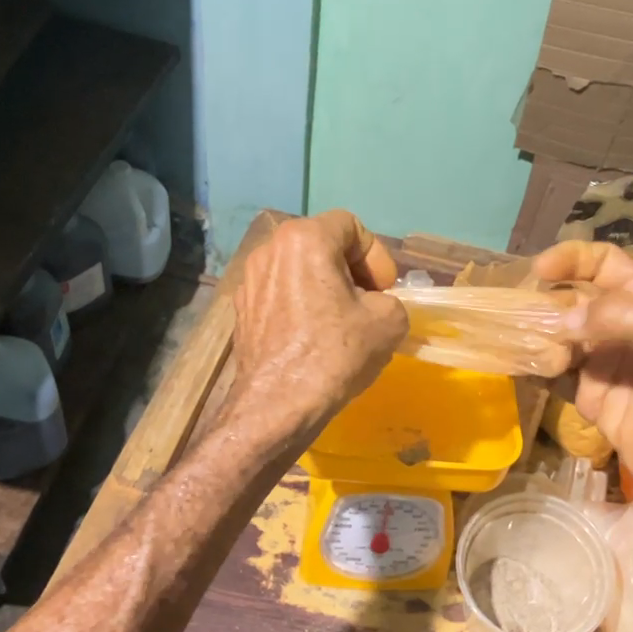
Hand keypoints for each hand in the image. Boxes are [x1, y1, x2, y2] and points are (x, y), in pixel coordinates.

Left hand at [228, 211, 408, 441]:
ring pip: (300, 271)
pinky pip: (282, 296)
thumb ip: (390, 301)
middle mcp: (270, 250)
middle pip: (322, 245)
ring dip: (326, 290)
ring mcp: (250, 281)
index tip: (383, 290)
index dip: (376, 255)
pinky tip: (314, 341)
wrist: (277, 405)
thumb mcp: (388, 322)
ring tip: (343, 325)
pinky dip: (302, 308)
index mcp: (304, 239)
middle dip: (351, 271)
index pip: (350, 225)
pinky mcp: (242, 312)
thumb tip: (375, 307)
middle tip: (368, 304)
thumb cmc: (335, 355)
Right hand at [532, 241, 632, 499]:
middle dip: (548, 303)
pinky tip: (520, 367)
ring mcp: (606, 363)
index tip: (540, 269)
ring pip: (561, 337)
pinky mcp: (591, 397)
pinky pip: (556, 375)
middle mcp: (626, 327)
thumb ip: (620, 316)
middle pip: (575, 299)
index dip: (573, 259)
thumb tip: (562, 319)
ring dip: (539, 337)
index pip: (606, 264)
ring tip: (527, 348)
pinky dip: (536, 369)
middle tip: (522, 316)